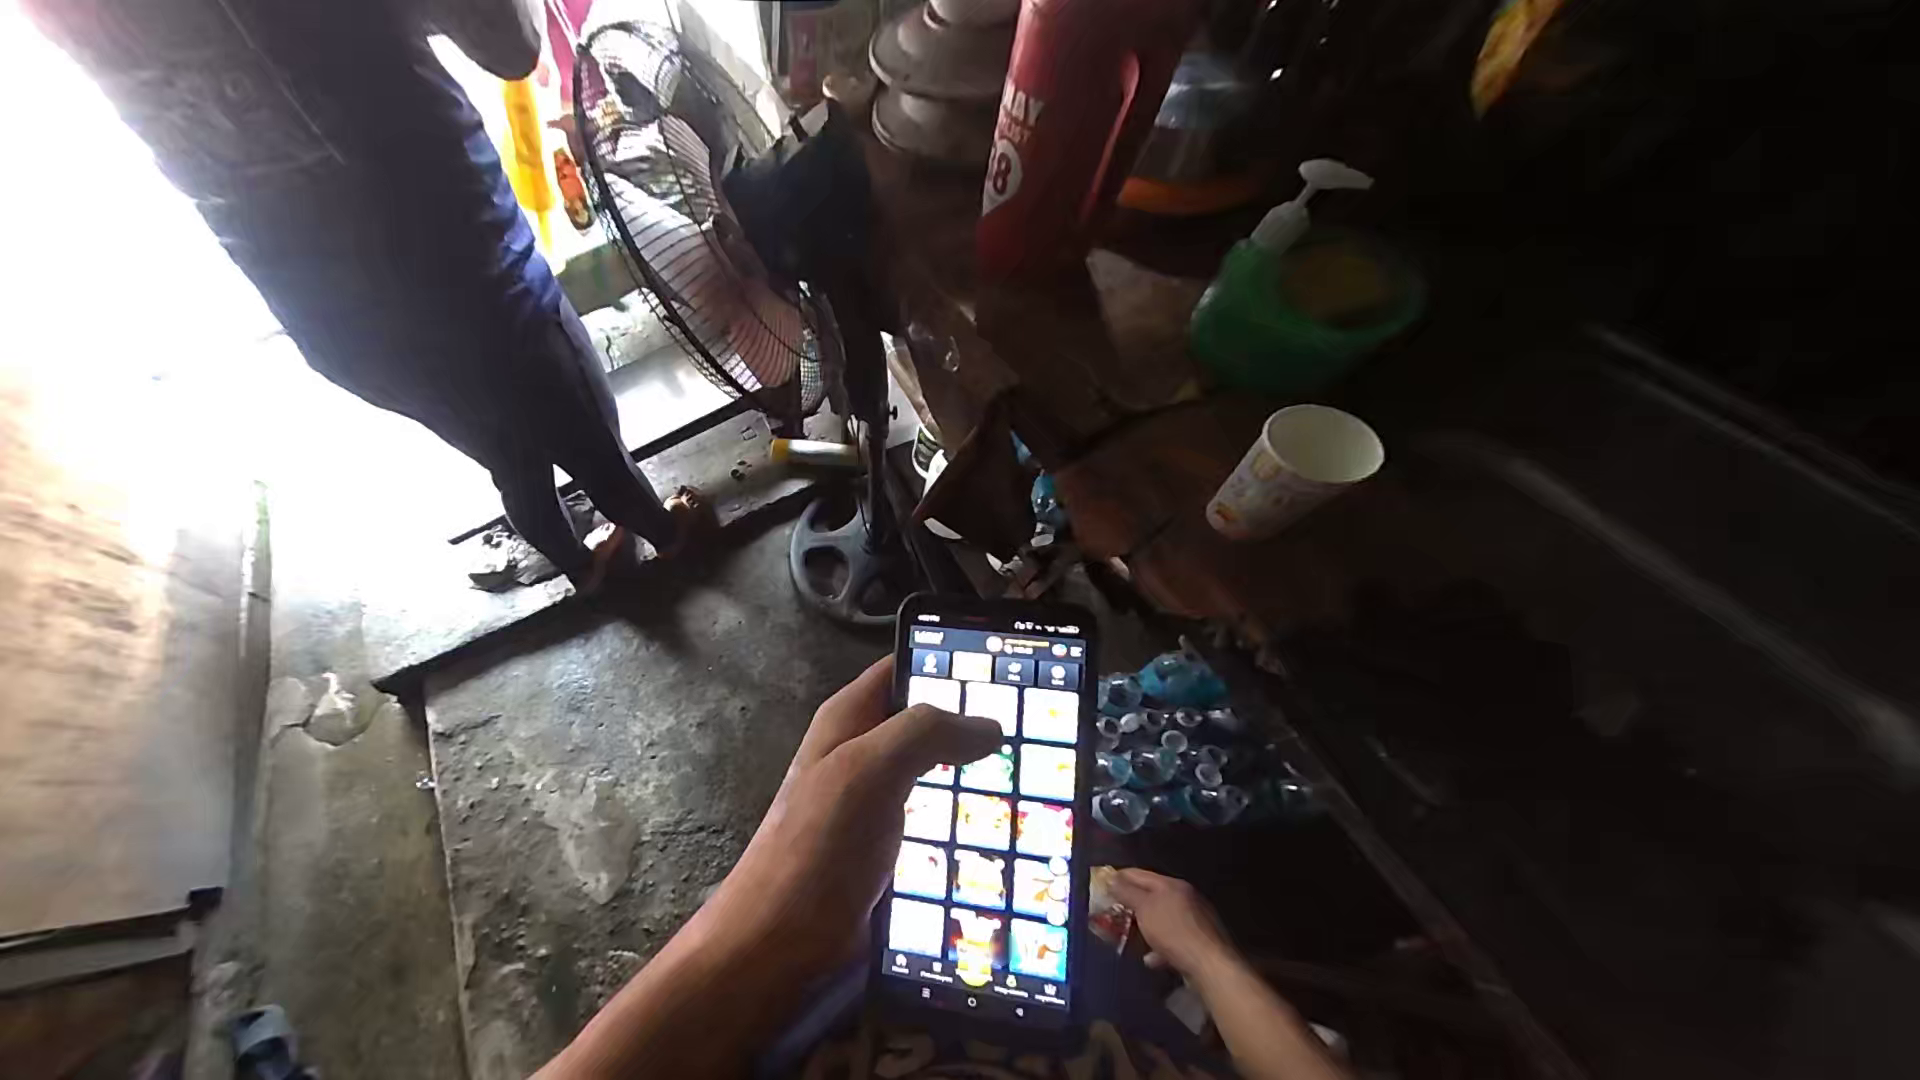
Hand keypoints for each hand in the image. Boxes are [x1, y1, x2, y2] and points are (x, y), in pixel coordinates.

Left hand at [698, 656, 1000, 975]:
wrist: (776, 944)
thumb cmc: (817, 846)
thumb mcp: (868, 769)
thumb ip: (926, 732)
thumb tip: (989, 726)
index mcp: (851, 716)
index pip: (906, 665)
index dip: (951, 662)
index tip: (1005, 674)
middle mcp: (864, 748)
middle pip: (927, 717)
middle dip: (973, 720)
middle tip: (1030, 730)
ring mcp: (877, 795)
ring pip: (937, 765)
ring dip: (974, 768)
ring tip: (1027, 773)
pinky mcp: (889, 838)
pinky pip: (936, 809)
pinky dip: (965, 809)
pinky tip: (999, 821)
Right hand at [1109, 869, 1239, 979]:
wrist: (1212, 967)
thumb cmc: (1174, 932)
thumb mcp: (1144, 909)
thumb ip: (1126, 892)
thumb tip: (1111, 878)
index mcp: (1171, 884)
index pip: (1139, 873)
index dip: (1119, 877)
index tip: (1102, 885)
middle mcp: (1185, 897)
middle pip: (1152, 895)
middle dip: (1132, 904)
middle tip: (1114, 912)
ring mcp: (1195, 920)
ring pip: (1163, 918)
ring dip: (1146, 926)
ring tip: (1130, 936)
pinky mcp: (1201, 943)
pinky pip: (1174, 940)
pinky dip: (1161, 946)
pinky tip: (1152, 959)